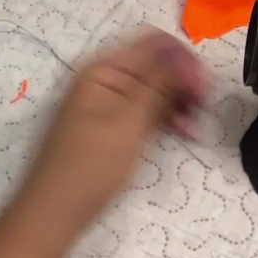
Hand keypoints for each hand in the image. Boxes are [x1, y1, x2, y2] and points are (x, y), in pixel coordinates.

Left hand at [10, 27, 208, 240]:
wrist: (53, 213)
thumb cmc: (89, 169)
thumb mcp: (128, 125)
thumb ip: (158, 86)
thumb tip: (184, 55)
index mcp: (103, 70)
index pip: (155, 44)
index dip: (184, 60)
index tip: (203, 89)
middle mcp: (105, 79)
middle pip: (157, 65)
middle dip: (184, 83)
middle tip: (203, 111)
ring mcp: (108, 102)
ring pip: (155, 88)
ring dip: (179, 102)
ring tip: (194, 129)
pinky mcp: (113, 124)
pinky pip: (146, 109)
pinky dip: (166, 118)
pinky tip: (183, 134)